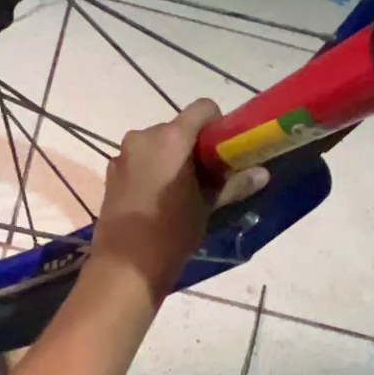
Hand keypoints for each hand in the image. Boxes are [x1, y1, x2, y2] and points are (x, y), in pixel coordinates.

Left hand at [91, 98, 268, 292]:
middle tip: (204, 176)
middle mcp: (143, 137)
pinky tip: (155, 199)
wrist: (125, 265)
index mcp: (171, 137)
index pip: (202, 108)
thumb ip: (233, 184)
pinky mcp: (110, 174)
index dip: (216, 125)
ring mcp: (122, 155)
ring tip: (178, 191)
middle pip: (176, 128)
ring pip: (155, 145)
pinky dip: (150, 170)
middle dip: (191, 146)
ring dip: (169, 159)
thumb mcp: (207, 207)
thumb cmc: (172, 233)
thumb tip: (263, 173)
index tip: (222, 151)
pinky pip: (137, 162)